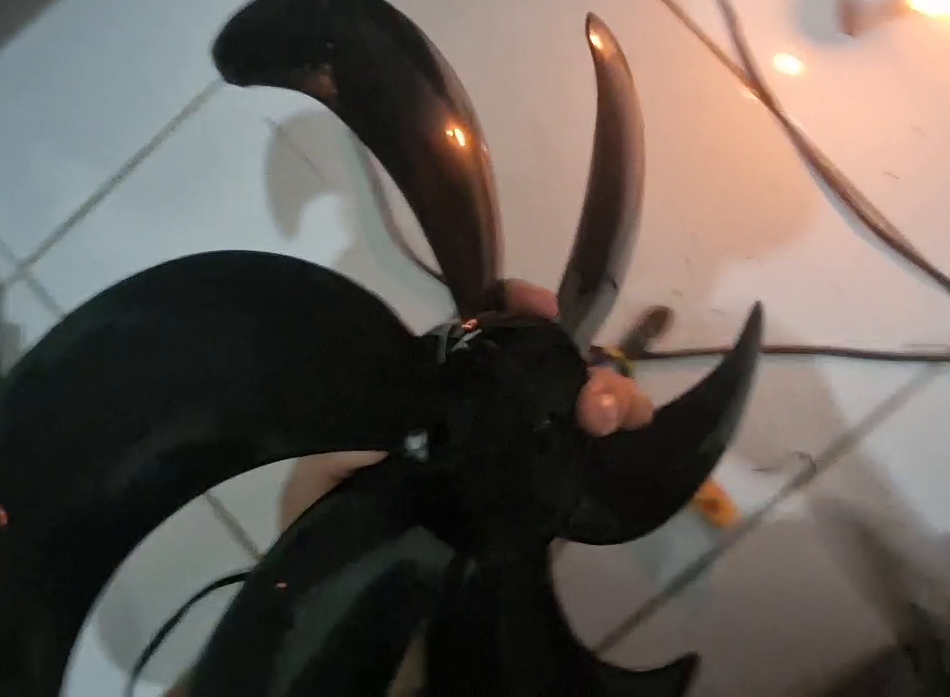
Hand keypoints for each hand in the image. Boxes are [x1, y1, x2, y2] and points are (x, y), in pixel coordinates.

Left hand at [278, 280, 655, 527]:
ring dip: (601, 396)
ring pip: (563, 412)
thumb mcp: (330, 472)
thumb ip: (370, 423)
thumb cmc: (335, 541)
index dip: (506, 313)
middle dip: (570, 362)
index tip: (537, 306)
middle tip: (592, 389)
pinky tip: (620, 434)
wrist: (365, 642)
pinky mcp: (533, 513)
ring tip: (611, 412)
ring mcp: (505, 465)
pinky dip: (604, 447)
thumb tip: (430, 384)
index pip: (469, 342)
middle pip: (531, 373)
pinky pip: (573, 468)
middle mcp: (470, 421)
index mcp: (423, 402)